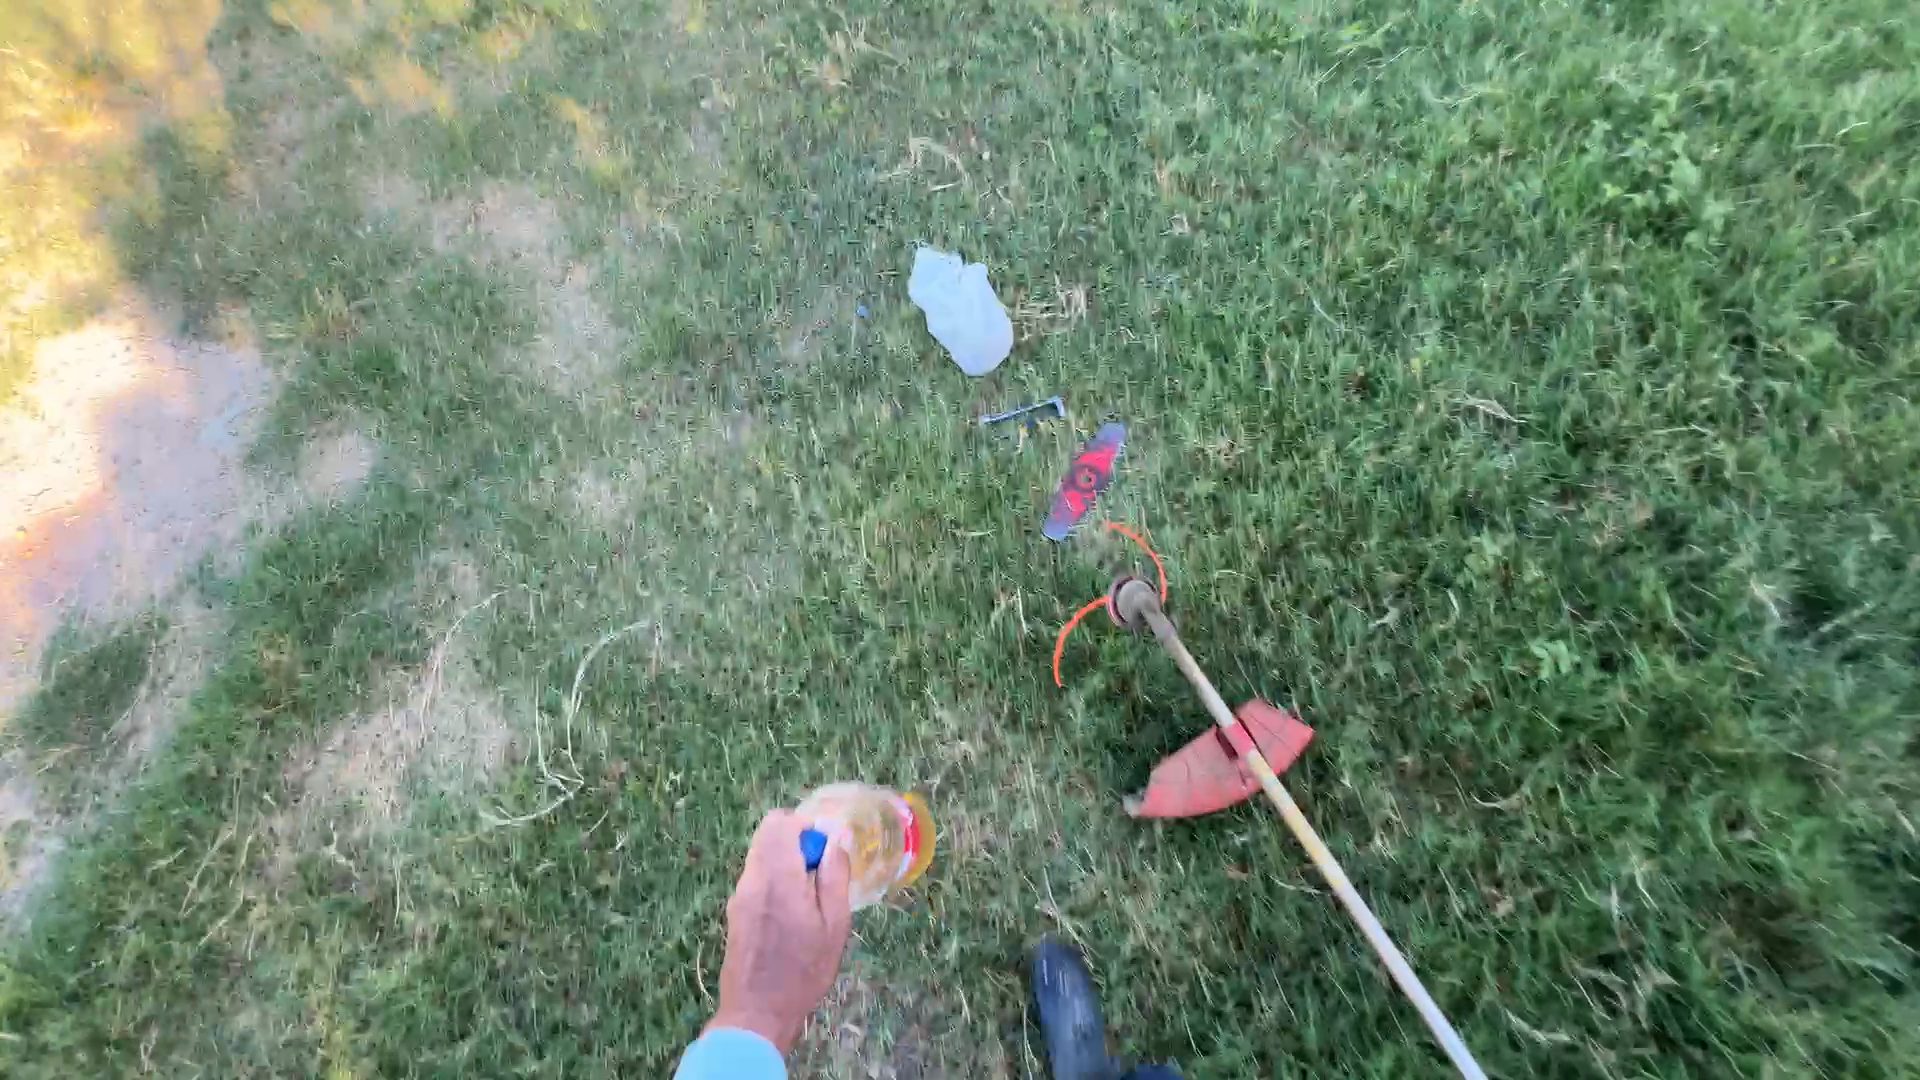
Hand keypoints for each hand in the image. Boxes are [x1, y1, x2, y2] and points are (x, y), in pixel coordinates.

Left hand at [707, 809, 852, 1054]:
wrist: (756, 1014)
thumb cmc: (803, 970)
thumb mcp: (834, 925)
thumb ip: (834, 876)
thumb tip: (835, 841)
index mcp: (778, 877)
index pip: (781, 822)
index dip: (805, 826)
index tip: (823, 852)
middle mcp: (753, 879)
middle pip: (767, 833)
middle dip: (795, 839)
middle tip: (816, 870)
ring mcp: (739, 895)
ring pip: (761, 853)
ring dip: (784, 859)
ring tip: (805, 894)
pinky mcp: (735, 911)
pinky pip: (756, 876)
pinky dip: (774, 878)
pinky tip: (789, 913)